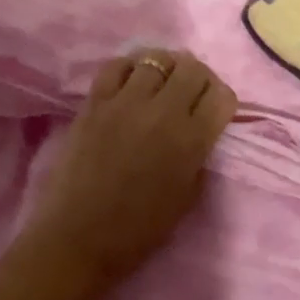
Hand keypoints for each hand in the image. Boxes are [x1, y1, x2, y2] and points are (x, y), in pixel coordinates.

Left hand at [26, 50, 236, 285]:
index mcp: (191, 141)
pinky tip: (130, 82)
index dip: (222, 100)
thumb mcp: (187, 197)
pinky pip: (116, 66)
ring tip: (160, 83)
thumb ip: (199, 156)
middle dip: (198, 77)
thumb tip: (200, 131)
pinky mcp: (94, 103)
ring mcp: (125, 103)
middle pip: (193, 68)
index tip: (214, 110)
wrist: (77, 240)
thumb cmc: (138, 230)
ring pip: (157, 58)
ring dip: (165, 68)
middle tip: (190, 93)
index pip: (221, 95)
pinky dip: (129, 67)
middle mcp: (163, 113)